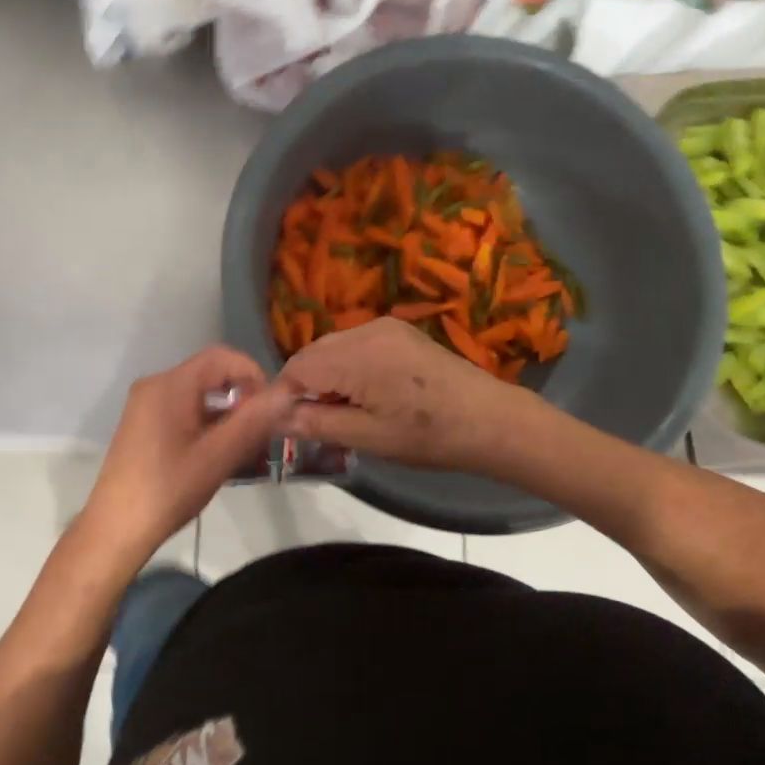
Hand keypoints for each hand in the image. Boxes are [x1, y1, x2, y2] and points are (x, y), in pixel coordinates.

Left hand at [75, 347, 294, 566]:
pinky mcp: (145, 426)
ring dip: (229, 416)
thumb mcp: (217, 456)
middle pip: (211, 375)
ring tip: (250, 450)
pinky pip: (185, 412)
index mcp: (169, 385)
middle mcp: (155, 386)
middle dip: (244, 399)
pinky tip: (223, 455)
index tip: (275, 408)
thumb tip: (288, 392)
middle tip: (267, 433)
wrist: (116, 530)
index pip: (223, 357)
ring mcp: (147, 406)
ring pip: (200, 396)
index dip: (255, 375)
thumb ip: (254, 420)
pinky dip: (209, 426)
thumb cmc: (168, 490)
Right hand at [277, 318, 530, 471]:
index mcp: (357, 356)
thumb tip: (275, 418)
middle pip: (312, 353)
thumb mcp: (368, 437)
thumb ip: (317, 423)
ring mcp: (386, 326)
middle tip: (316, 423)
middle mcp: (367, 330)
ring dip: (326, 377)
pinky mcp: (400, 331)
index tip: (287, 425)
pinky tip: (365, 394)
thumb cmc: (428, 435)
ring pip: (332, 347)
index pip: (296, 367)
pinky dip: (347, 367)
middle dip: (305, 386)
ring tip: (344, 412)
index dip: (284, 396)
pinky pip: (355, 344)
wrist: (490, 420)